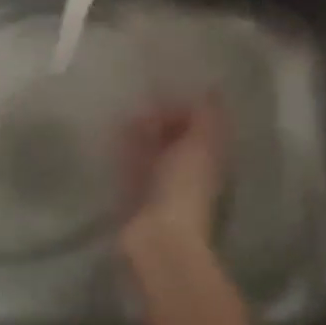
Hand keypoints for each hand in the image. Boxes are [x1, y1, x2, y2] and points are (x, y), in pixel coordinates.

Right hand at [120, 99, 228, 262]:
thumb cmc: (184, 187)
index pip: (200, 125)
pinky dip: (124, 153)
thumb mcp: (201, 144)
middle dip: (160, 120)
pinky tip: (113, 139)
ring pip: (152, 153)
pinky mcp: (136, 197)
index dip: (185, 107)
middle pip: (175, 139)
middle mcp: (188, 171)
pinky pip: (130, 168)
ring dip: (140, 136)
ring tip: (124, 117)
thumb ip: (206, 116)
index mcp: (209, 158)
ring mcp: (161, 186)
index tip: (164, 91)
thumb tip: (213, 89)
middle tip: (139, 103)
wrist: (158, 236)